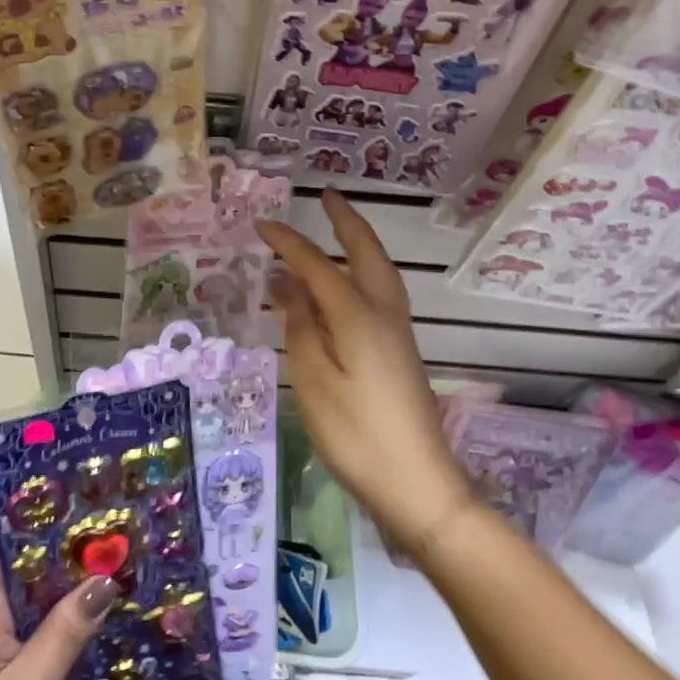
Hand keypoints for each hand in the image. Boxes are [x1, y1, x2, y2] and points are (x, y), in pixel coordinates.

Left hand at [0, 495, 118, 679]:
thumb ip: (61, 639)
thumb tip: (105, 579)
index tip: (38, 459)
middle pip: (7, 550)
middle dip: (44, 518)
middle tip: (94, 492)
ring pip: (25, 582)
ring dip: (58, 557)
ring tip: (107, 532)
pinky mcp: (4, 663)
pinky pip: (34, 614)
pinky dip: (62, 597)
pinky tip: (96, 595)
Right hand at [259, 190, 472, 552]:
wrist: (417, 484)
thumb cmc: (356, 435)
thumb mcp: (313, 382)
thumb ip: (300, 329)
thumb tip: (287, 287)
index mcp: (358, 316)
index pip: (318, 266)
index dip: (290, 243)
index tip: (261, 225)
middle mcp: (384, 315)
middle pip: (367, 254)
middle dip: (347, 222)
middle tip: (328, 195)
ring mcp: (398, 335)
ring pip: (380, 273)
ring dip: (359, 244)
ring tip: (338, 228)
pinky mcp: (401, 355)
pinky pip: (380, 295)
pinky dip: (361, 274)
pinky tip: (345, 288)